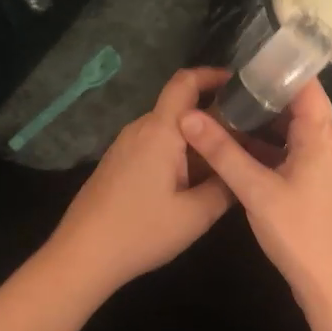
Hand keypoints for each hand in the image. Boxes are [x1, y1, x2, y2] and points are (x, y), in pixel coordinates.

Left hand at [42, 68, 233, 299]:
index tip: (239, 84)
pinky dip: (179, 153)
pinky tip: (194, 181)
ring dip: (197, 140)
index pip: (185, 82)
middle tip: (249, 136)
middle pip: (181, 109)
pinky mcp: (117, 163)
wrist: (82, 255)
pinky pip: (155, 146)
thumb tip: (243, 169)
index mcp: (161, 131)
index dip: (212, 74)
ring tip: (227, 161)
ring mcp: (125, 146)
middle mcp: (141, 129)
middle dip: (215, 118)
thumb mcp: (195, 215)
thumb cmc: (141, 231)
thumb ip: (225, 187)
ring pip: (169, 130)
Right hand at [179, 79, 331, 306]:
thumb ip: (222, 152)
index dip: (279, 66)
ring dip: (264, 122)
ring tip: (226, 110)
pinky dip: (267, 146)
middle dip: (264, 94)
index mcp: (321, 135)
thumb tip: (188, 116)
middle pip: (298, 106)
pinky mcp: (315, 186)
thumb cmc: (301, 232)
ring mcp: (323, 166)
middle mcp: (328, 144)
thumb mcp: (256, 190)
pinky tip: (238, 149)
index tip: (245, 57)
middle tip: (225, 83)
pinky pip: (290, 152)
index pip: (306, 84)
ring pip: (292, 132)